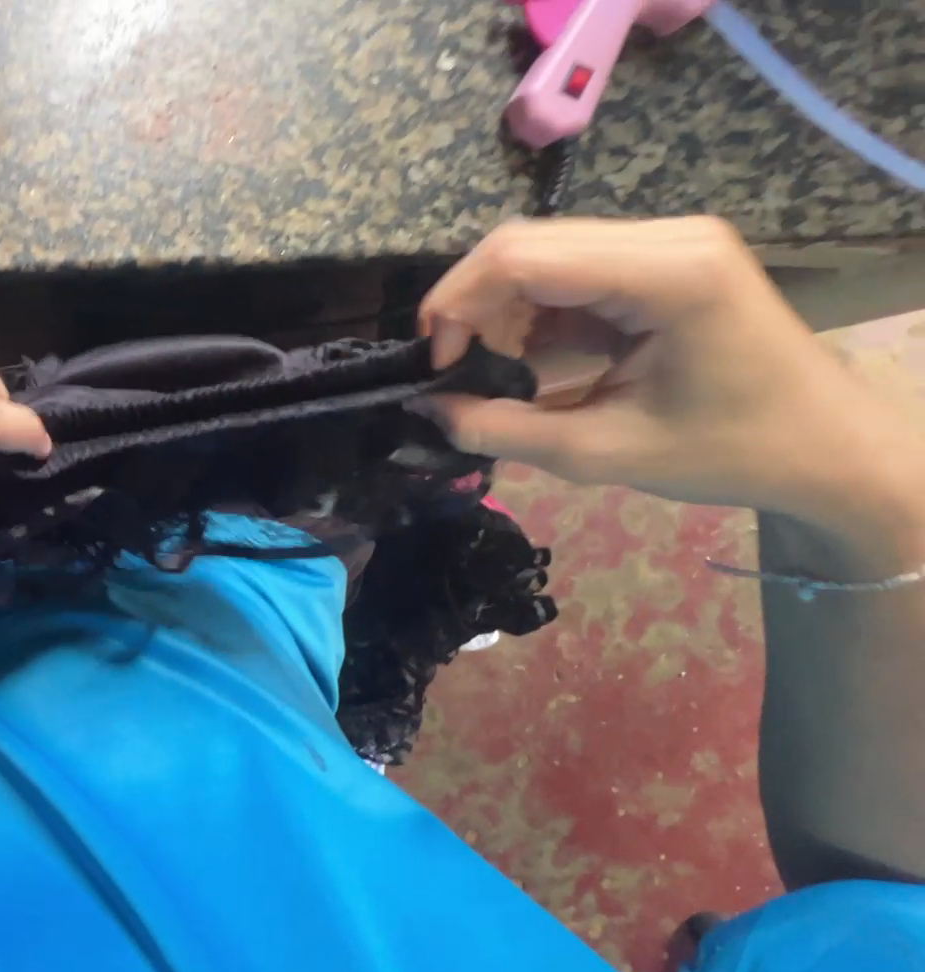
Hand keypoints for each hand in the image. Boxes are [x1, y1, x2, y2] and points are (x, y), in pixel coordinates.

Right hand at [418, 216, 924, 537]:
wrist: (828, 445)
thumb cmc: (724, 452)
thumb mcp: (596, 453)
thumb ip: (497, 429)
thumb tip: (424, 406)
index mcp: (667, 275)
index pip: (520, 256)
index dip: (455, 304)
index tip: (436, 366)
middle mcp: (667, 238)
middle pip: (520, 243)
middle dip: (465, 304)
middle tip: (449, 366)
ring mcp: (665, 242)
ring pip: (533, 252)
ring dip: (491, 308)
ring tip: (487, 366)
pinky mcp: (657, 258)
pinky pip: (560, 268)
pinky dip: (522, 310)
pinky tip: (523, 353)